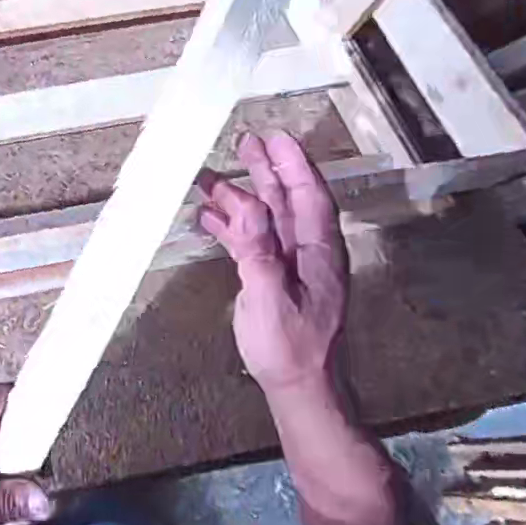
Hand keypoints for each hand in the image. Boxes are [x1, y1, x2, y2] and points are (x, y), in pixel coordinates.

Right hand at [196, 130, 347, 397]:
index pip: (308, 197)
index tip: (275, 138)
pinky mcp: (269, 278)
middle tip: (244, 143)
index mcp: (317, 252)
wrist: (299, 385)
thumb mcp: (271, 298)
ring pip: (264, 220)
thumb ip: (259, 251)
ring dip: (240, 197)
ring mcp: (287, 265)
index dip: (293, 166)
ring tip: (209, 178)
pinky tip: (208, 218)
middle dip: (267, 171)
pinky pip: (249, 242)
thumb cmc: (289, 346)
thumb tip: (246, 206)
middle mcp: (305, 251)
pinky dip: (230, 226)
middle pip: (286, 201)